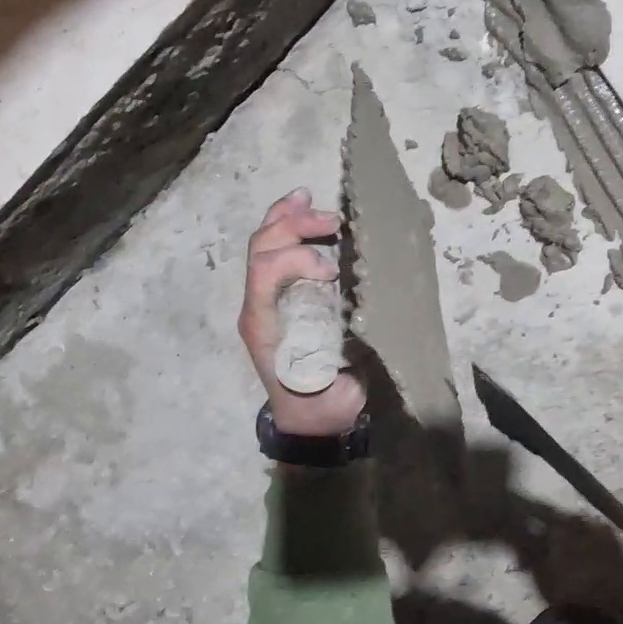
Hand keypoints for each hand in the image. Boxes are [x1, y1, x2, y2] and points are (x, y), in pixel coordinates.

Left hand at [236, 189, 365, 437]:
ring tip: (311, 199)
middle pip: (261, 247)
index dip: (297, 258)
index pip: (265, 271)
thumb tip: (364, 307)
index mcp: (264, 324)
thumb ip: (345, 342)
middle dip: (294, 224)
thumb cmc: (321, 403)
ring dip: (287, 217)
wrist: (308, 424)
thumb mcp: (333, 377)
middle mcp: (258, 306)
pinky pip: (274, 257)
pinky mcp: (278, 301)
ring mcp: (265, 301)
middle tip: (333, 220)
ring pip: (262, 245)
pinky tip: (305, 210)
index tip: (331, 271)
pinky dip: (288, 229)